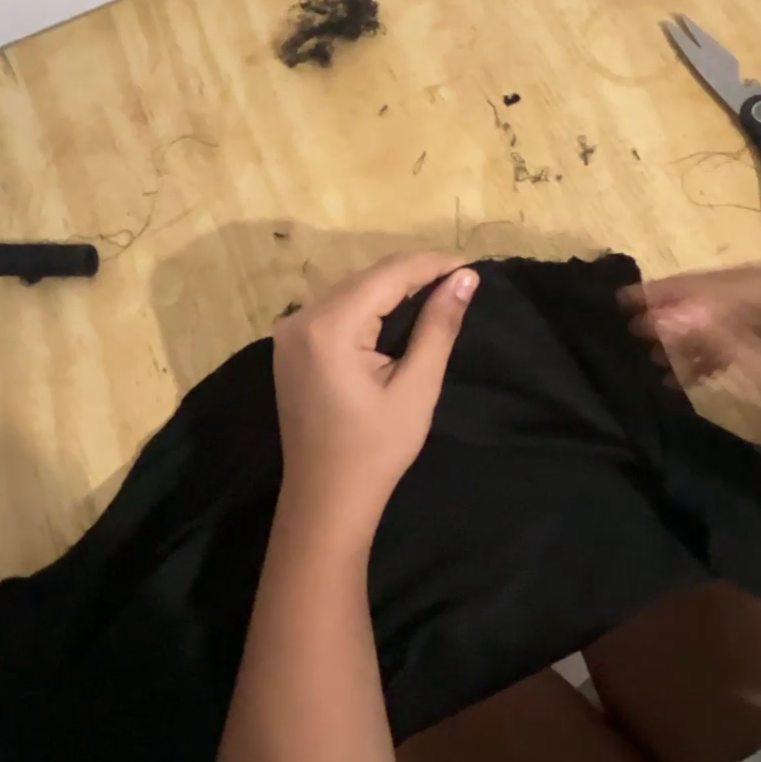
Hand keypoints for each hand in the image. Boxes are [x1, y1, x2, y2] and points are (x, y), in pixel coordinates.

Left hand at [272, 252, 478, 536]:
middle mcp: (301, 318)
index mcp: (330, 327)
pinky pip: (336, 310)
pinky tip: (398, 313)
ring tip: (438, 292)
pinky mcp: (290, 346)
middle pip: (367, 278)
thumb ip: (438, 326)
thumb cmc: (376, 449)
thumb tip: (465, 278)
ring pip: (351, 291)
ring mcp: (290, 332)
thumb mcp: (416, 387)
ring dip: (392, 288)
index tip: (471, 265)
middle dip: (414, 274)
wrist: (326, 497)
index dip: (432, 264)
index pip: (388, 274)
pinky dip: (369, 306)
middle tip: (460, 280)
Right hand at [627, 265, 760, 503]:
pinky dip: (739, 344)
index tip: (638, 299)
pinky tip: (698, 366)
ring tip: (659, 351)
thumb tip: (667, 315)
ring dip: (712, 329)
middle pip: (760, 290)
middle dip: (696, 308)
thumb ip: (728, 347)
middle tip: (637, 314)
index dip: (694, 294)